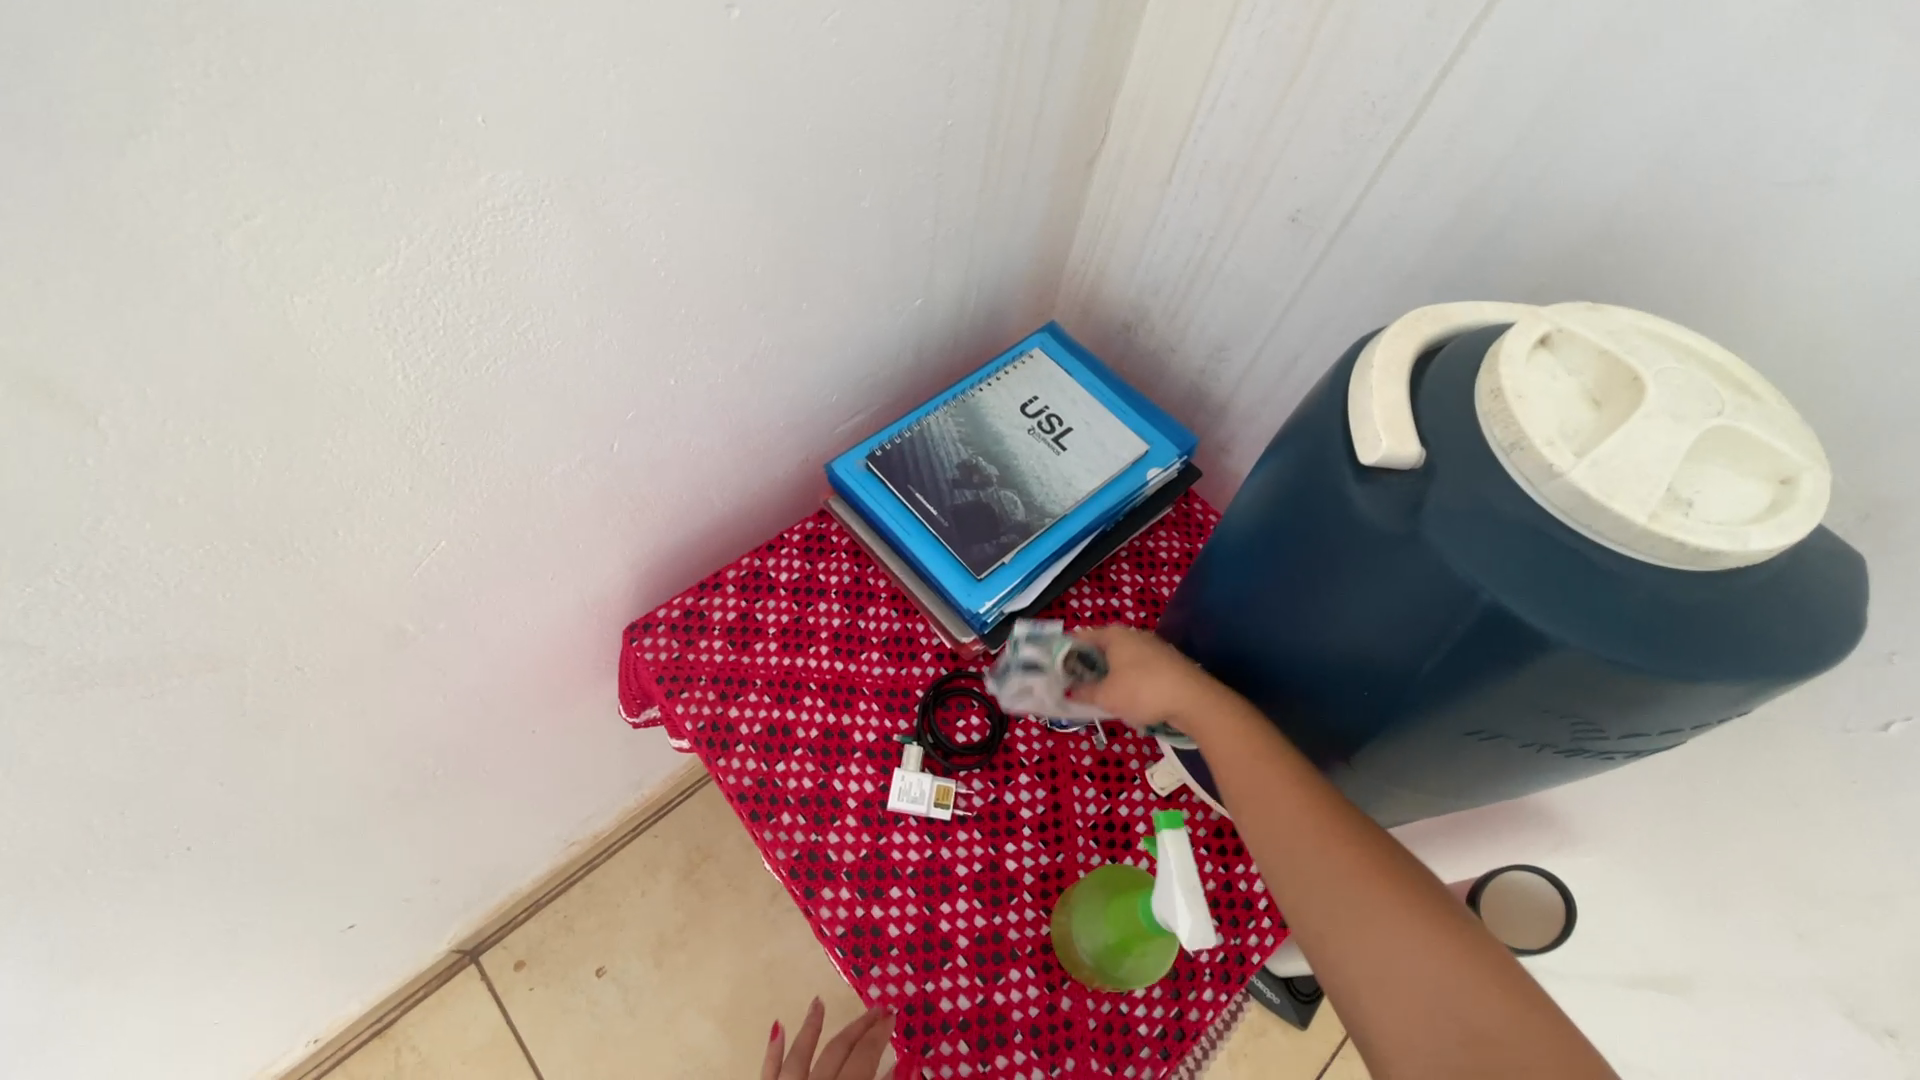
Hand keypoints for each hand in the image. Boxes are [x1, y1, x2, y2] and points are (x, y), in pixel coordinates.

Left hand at [761, 998, 914, 1079]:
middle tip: (878, 1006)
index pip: (864, 1055)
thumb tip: (908, 1064)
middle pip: (838, 1050)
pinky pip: (768, 1072)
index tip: (893, 1013)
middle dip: (859, 1028)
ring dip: (812, 1027)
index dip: (880, 1034)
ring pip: (800, 1054)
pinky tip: (777, 1026)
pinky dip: (773, 1050)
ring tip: (819, 1002)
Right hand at [1068, 625, 1228, 733]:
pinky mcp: (1167, 662)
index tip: (1056, 670)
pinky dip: (1127, 678)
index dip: (1066, 653)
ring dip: (1108, 673)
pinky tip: (1125, 697)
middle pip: (1102, 647)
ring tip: (1098, 694)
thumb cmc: (1142, 691)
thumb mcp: (1106, 696)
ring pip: (1121, 658)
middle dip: (1087, 665)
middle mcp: (1133, 634)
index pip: (1081, 637)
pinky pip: (1137, 667)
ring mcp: (1153, 647)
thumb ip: (1084, 692)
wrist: (1194, 700)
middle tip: (1074, 685)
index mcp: (1114, 635)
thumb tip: (1069, 691)